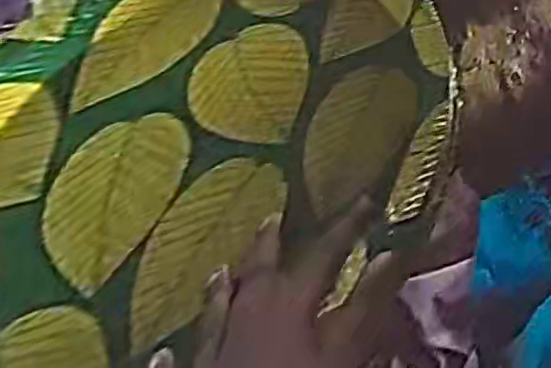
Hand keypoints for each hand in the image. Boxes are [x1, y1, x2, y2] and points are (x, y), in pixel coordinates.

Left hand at [155, 197, 414, 367]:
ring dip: (221, 289)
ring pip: (216, 311)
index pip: (324, 252)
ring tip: (219, 270)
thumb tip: (389, 252)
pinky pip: (181, 363)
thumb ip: (366, 300)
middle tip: (271, 217)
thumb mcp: (344, 350)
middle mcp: (247, 315)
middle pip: (259, 272)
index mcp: (289, 300)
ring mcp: (212, 352)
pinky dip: (173, 356)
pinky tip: (162, 353)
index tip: (366, 200)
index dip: (347, 226)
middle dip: (268, 244)